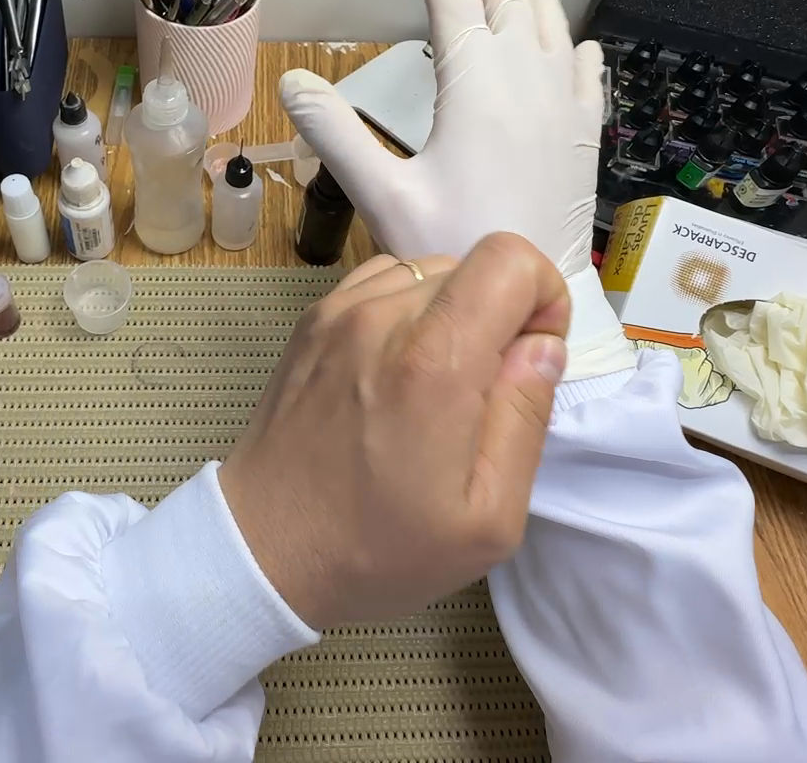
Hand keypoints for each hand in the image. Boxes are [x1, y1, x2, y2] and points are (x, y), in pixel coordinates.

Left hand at [218, 234, 570, 629]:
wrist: (264, 545)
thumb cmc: (379, 547)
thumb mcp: (487, 517)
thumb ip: (526, 415)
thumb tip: (542, 344)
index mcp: (431, 360)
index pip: (509, 260)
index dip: (542, 298)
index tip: (530, 356)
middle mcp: (380, 315)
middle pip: (471, 264)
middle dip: (499, 313)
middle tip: (481, 387)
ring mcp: (337, 310)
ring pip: (426, 270)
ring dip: (451, 310)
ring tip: (433, 379)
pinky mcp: (311, 318)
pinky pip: (381, 281)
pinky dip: (405, 308)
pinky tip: (394, 365)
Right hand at [280, 0, 632, 379]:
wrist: (530, 293)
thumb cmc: (452, 246)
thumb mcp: (382, 193)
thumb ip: (337, 134)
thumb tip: (292, 82)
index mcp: (475, 91)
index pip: (454, 7)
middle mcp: (524, 86)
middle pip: (511, 4)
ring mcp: (560, 111)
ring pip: (553, 30)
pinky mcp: (580, 141)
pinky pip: (586, 81)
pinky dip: (578, 52)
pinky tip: (579, 44)